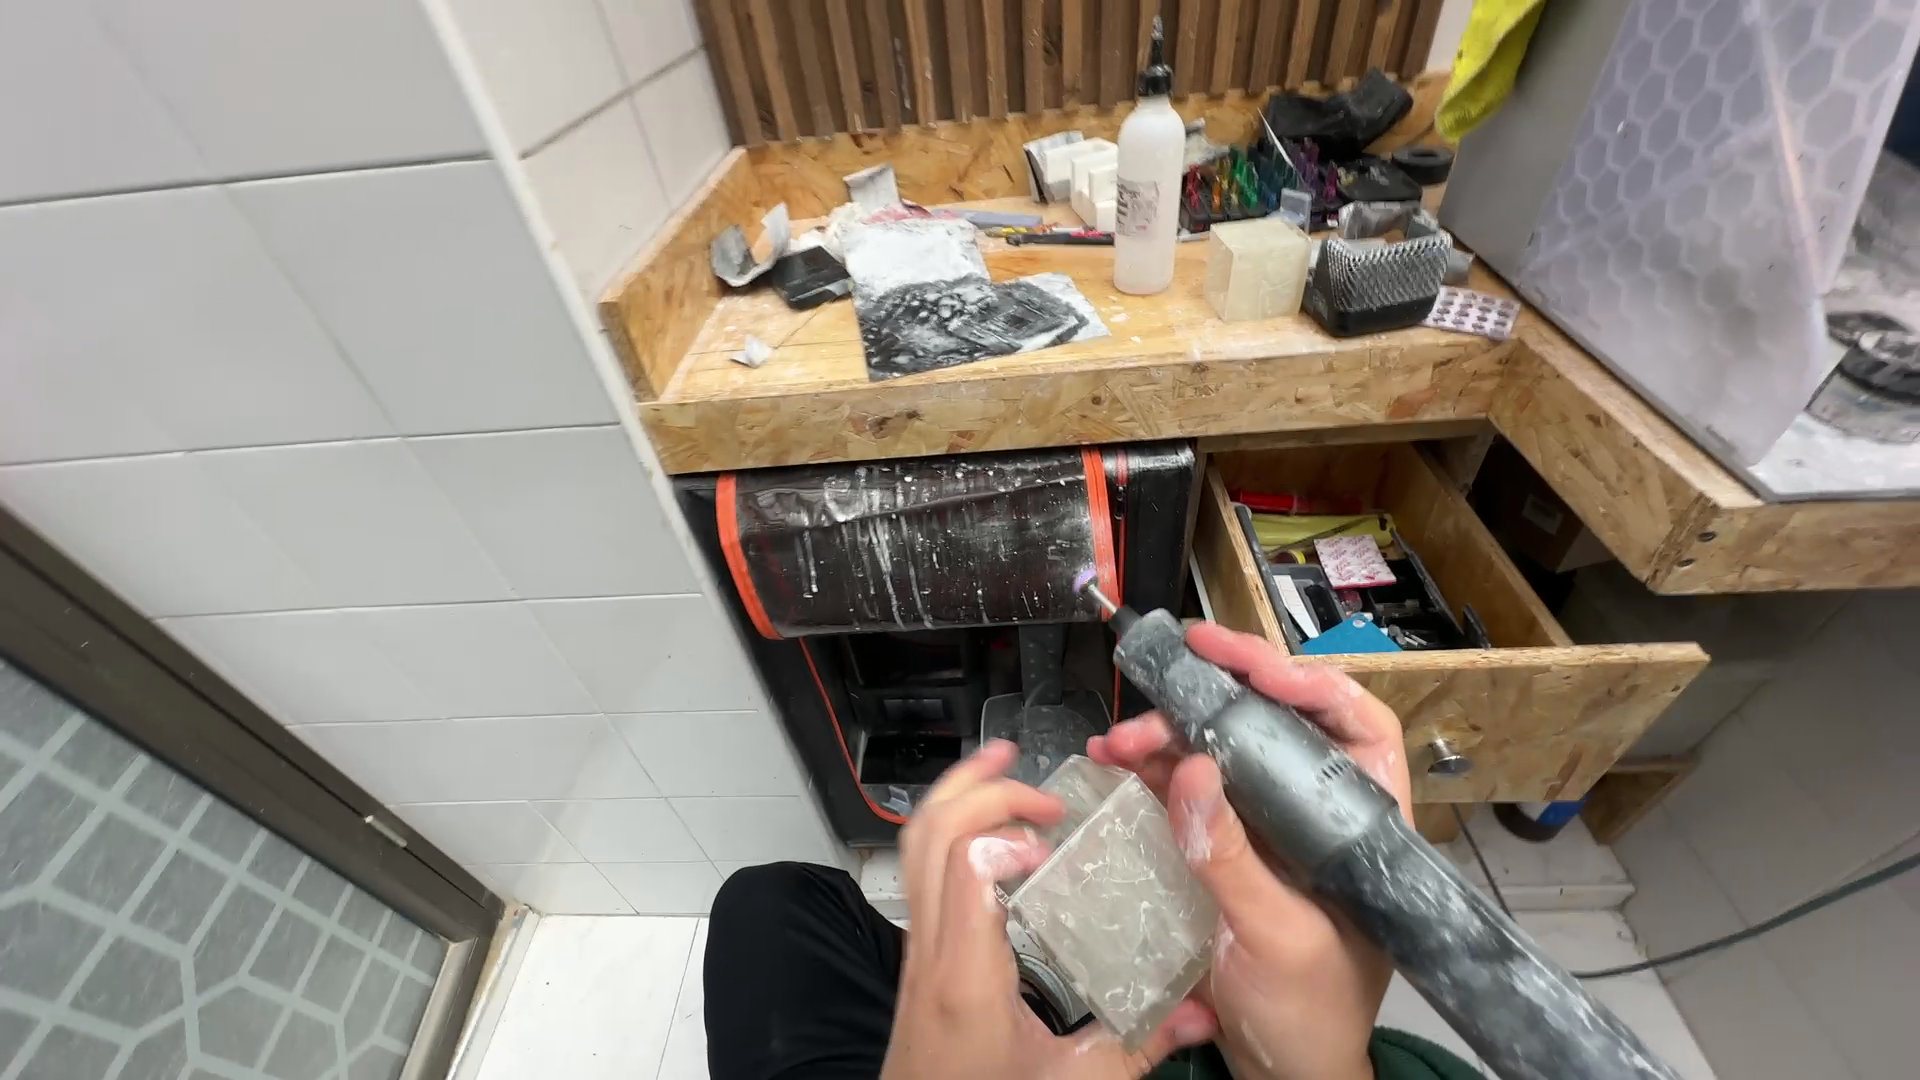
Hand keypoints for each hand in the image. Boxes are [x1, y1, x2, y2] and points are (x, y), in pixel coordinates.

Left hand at [882, 739, 1216, 1079]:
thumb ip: (1138, 1044)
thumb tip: (1202, 1011)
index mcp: (967, 976)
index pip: (965, 867)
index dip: (1005, 835)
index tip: (1051, 841)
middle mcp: (931, 944)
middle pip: (933, 833)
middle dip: (983, 787)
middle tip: (1040, 788)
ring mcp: (915, 938)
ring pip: (916, 838)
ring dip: (957, 790)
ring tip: (1000, 762)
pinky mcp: (916, 941)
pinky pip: (918, 858)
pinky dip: (948, 819)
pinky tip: (987, 821)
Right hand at [1087, 623, 1413, 1079]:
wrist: (1274, 1060)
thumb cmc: (1310, 1007)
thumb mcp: (1278, 936)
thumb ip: (1233, 857)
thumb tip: (1191, 770)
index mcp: (1356, 821)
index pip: (1355, 727)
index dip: (1312, 684)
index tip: (1255, 668)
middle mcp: (1307, 804)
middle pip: (1271, 720)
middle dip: (1219, 689)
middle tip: (1174, 659)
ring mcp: (1257, 814)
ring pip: (1215, 743)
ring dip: (1164, 730)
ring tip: (1119, 739)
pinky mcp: (1214, 831)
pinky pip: (1177, 780)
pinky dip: (1143, 764)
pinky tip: (1110, 758)